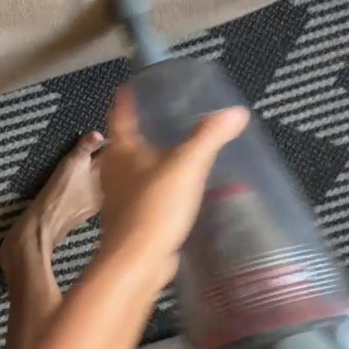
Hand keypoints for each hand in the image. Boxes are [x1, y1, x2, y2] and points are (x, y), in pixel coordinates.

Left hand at [95, 87, 249, 287]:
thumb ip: (210, 137)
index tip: (133, 86)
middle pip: (125, 141)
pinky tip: (176, 192)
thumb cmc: (154, 207)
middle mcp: (113, 169)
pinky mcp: (129, 219)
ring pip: (133, 169)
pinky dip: (157, 187)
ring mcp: (118, 196)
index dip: (127, 98)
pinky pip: (143, 194)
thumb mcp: (187, 165)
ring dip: (149, 160)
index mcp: (121, 149)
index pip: (120, 113)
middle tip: (162, 119)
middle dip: (141, 130)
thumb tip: (236, 112)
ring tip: (173, 153)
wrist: (136, 262)